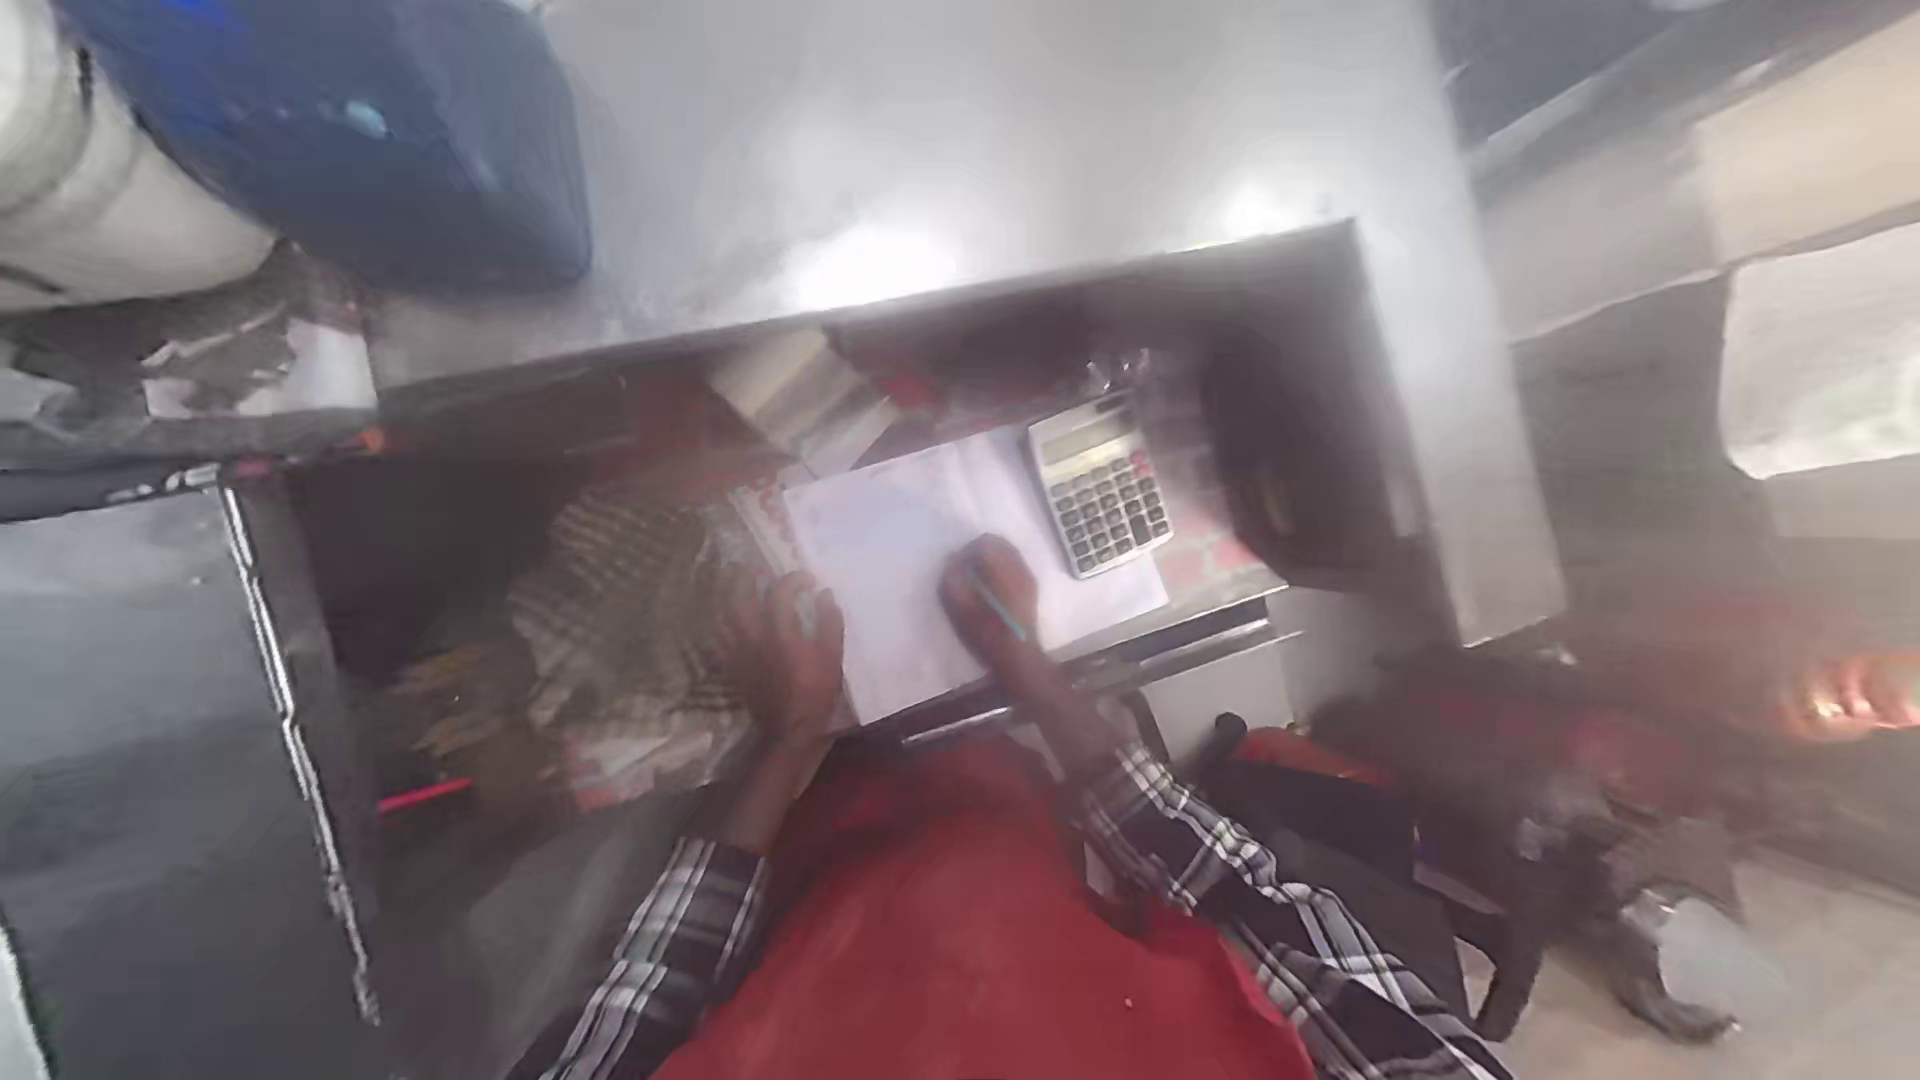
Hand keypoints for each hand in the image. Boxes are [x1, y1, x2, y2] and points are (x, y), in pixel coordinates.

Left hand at [722, 568, 845, 751]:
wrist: (789, 728)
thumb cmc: (815, 692)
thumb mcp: (833, 657)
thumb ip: (830, 621)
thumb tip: (825, 593)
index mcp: (781, 635)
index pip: (779, 594)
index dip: (793, 579)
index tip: (808, 580)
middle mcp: (753, 638)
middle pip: (738, 597)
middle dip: (745, 576)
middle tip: (756, 568)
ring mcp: (737, 651)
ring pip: (721, 614)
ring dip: (724, 592)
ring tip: (732, 578)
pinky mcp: (729, 663)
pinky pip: (715, 635)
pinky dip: (716, 618)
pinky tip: (722, 610)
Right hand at [939, 534, 1039, 671]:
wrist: (1019, 657)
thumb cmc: (988, 636)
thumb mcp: (961, 611)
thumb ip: (953, 581)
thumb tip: (952, 560)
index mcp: (1004, 572)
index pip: (984, 543)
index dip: (966, 551)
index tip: (957, 566)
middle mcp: (1019, 568)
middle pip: (997, 542)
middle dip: (978, 550)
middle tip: (965, 568)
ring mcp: (1028, 576)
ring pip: (1007, 550)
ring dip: (990, 556)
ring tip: (977, 576)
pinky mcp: (1031, 585)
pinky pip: (1014, 562)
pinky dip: (1000, 565)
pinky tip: (991, 584)